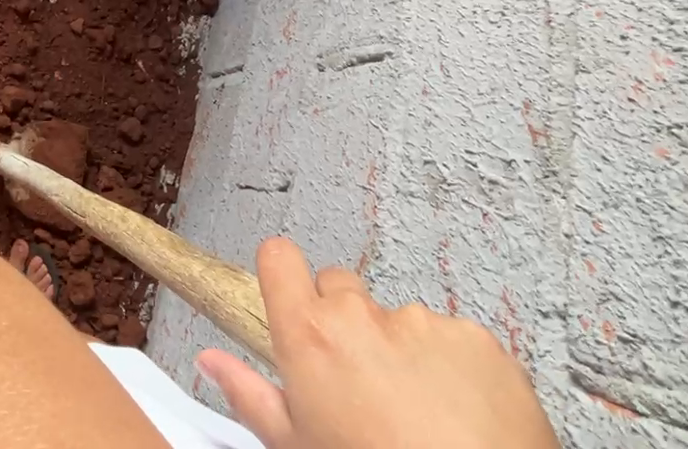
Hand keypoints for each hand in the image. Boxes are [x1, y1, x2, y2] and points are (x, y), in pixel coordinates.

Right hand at [195, 237, 559, 448]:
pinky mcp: (478, 339)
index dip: (283, 273)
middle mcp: (360, 314)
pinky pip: (454, 339)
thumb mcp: (296, 447)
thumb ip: (248, 395)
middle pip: (339, 287)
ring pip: (399, 318)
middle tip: (359, 381)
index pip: (278, 257)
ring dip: (402, 350)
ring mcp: (422, 322)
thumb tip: (209, 360)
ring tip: (420, 413)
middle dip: (345, 321)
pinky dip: (455, 368)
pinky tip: (461, 416)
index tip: (293, 298)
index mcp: (309, 334)